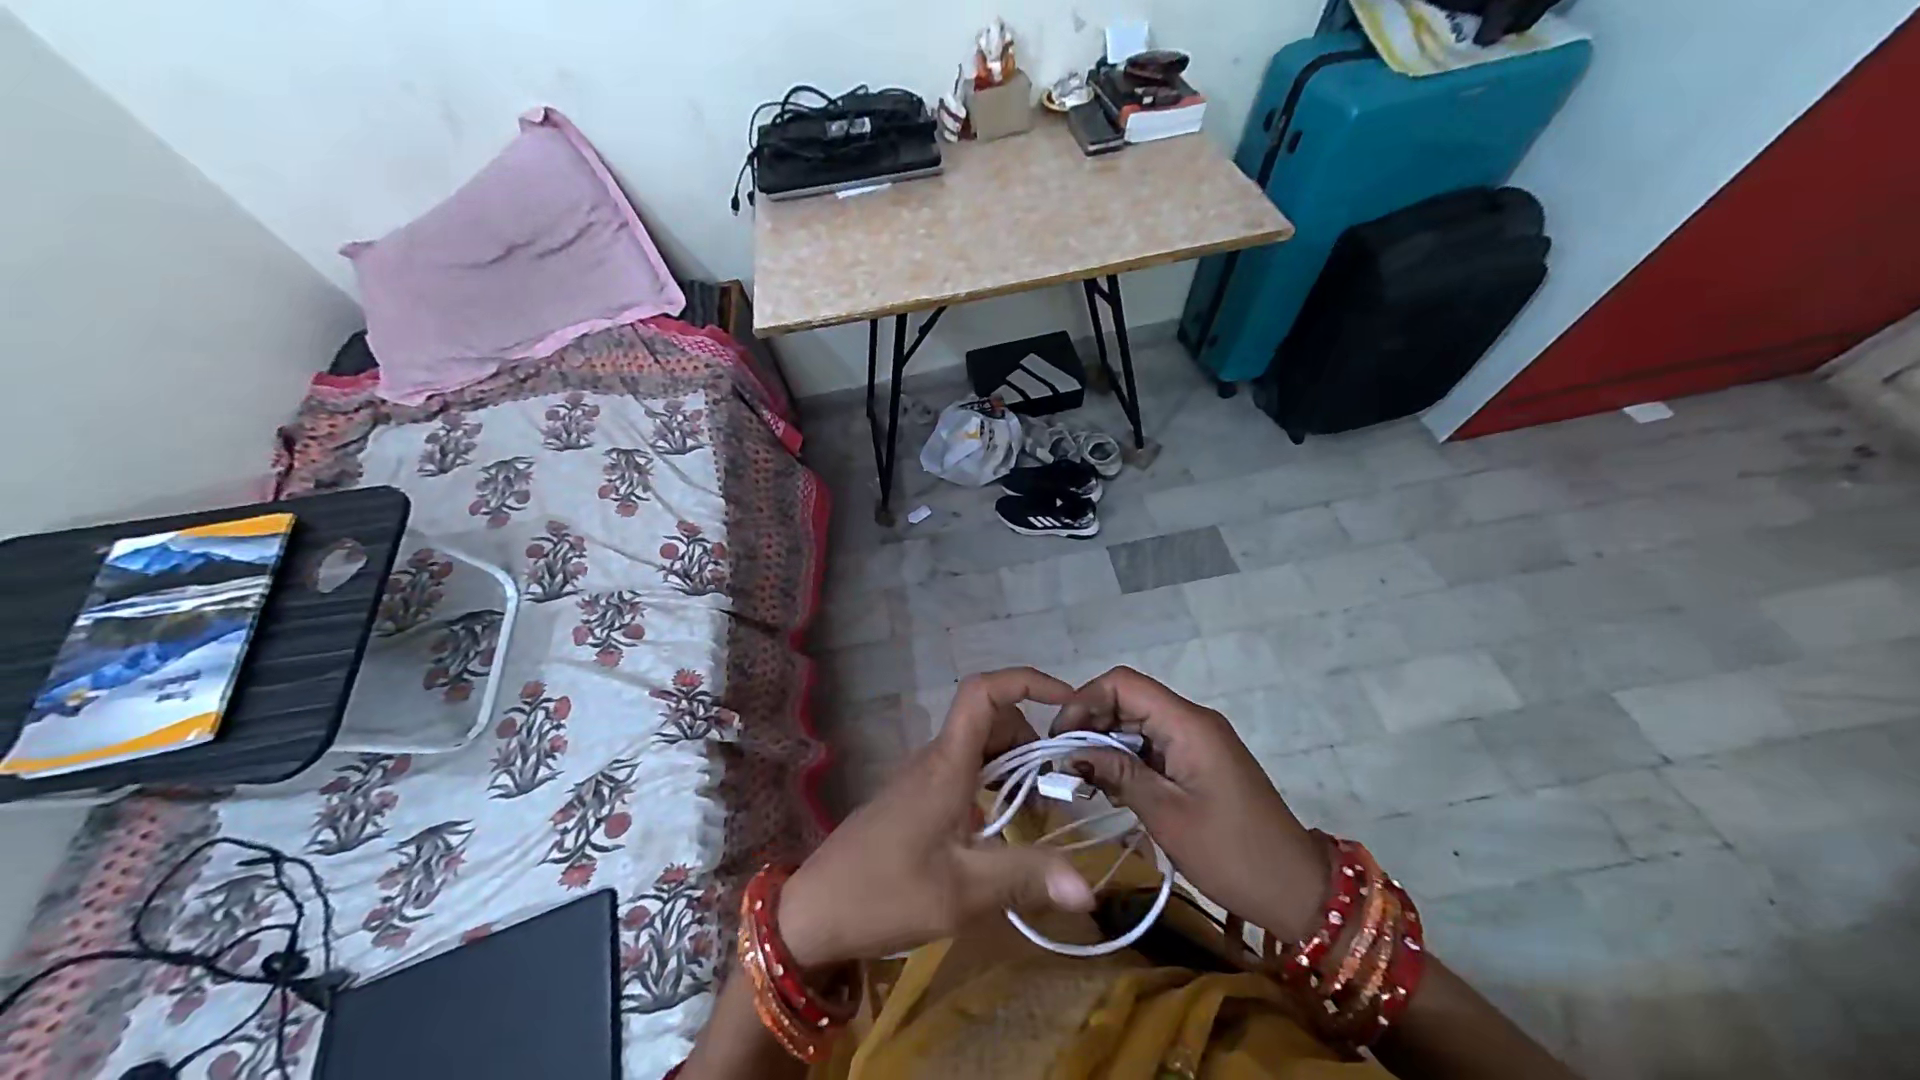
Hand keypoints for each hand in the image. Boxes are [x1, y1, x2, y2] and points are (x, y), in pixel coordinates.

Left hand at [776, 668, 1097, 968]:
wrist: (812, 913)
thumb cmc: (884, 894)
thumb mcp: (963, 892)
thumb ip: (1026, 879)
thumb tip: (1090, 887)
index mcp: (946, 764)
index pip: (983, 692)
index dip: (1026, 681)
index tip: (1066, 701)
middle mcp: (935, 760)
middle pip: (991, 721)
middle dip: (1031, 742)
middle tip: (1058, 790)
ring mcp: (923, 779)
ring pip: (980, 749)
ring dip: (1015, 769)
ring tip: (1037, 818)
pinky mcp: (916, 800)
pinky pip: (965, 774)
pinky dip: (994, 788)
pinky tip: (1002, 832)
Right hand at [1051, 667, 1328, 940]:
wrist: (1296, 889)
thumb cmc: (1231, 852)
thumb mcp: (1166, 814)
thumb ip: (1118, 773)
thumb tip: (1073, 752)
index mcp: (1188, 724)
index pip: (1123, 683)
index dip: (1085, 701)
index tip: (1061, 738)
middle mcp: (1192, 721)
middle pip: (1128, 699)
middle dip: (1091, 724)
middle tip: (1065, 764)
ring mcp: (1197, 740)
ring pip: (1136, 723)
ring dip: (1106, 744)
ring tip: (1082, 780)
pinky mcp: (1198, 761)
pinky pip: (1152, 745)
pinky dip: (1126, 760)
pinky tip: (1110, 788)